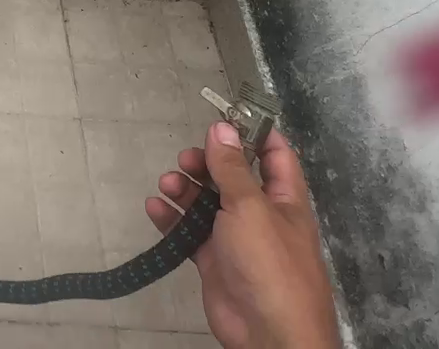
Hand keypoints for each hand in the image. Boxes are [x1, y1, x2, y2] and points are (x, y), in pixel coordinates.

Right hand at [146, 121, 340, 348]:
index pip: (275, 155)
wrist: (268, 335)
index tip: (225, 111)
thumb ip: (231, 168)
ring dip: (184, 188)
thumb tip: (222, 126)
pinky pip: (188, 231)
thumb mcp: (250, 208)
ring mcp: (235, 238)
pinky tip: (155, 209)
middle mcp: (259, 214)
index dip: (255, 130)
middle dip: (206, 161)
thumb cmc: (269, 264)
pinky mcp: (213, 259)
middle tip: (187, 159)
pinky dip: (170, 218)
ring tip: (168, 184)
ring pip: (205, 201)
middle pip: (230, 175)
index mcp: (282, 200)